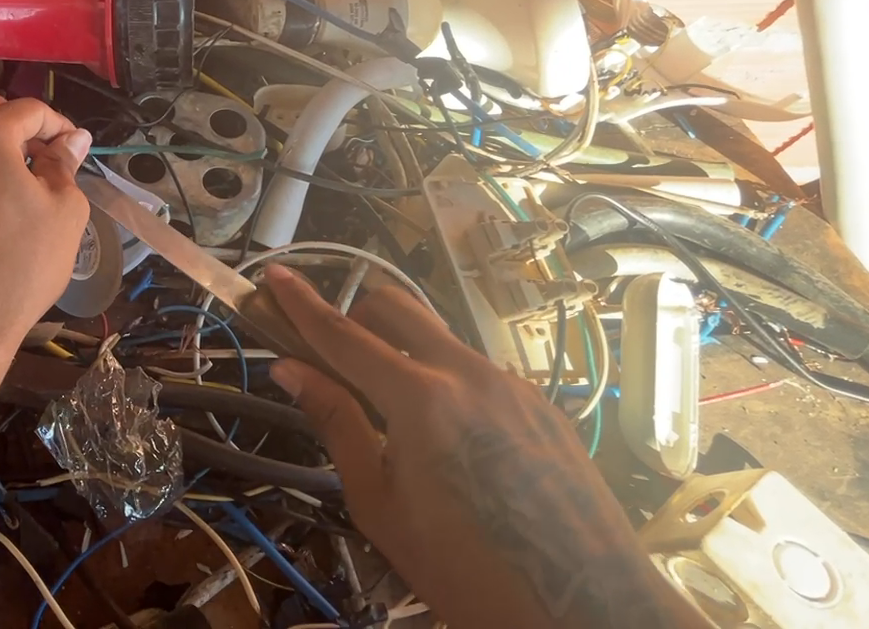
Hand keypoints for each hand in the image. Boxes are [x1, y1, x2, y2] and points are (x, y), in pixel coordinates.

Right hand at [262, 268, 705, 628]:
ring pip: (436, 337)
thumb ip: (336, 421)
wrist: (593, 619)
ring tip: (395, 414)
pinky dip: (441, 379)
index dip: (301, 302)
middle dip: (354, 315)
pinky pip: (474, 370)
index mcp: (420, 397)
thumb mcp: (379, 503)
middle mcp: (467, 373)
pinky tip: (451, 441)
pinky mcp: (543, 407)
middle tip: (336, 362)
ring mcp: (513, 386)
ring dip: (399, 350)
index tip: (275, 273)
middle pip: (394, 307)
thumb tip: (289, 368)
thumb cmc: (465, 570)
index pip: (342, 333)